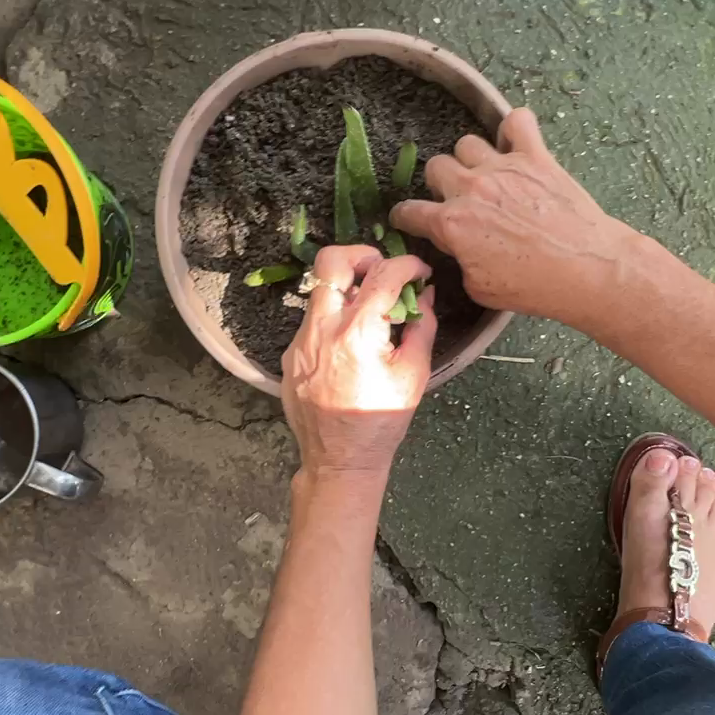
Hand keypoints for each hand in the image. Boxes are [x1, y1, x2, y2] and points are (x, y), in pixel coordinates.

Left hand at [281, 246, 436, 478]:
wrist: (339, 459)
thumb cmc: (381, 422)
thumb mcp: (413, 375)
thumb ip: (421, 327)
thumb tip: (424, 296)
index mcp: (357, 333)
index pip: (382, 275)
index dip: (407, 264)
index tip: (419, 270)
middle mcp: (322, 329)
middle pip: (331, 261)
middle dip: (361, 254)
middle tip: (380, 269)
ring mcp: (300, 340)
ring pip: (320, 291)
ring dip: (347, 289)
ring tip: (369, 312)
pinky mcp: (290, 354)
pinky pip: (312, 320)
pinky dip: (334, 319)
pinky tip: (350, 344)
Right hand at [390, 107, 646, 327]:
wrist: (585, 268)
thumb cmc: (532, 287)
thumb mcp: (479, 288)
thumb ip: (460, 259)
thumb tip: (460, 246)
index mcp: (451, 224)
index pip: (410, 212)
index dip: (404, 217)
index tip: (407, 218)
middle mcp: (471, 188)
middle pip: (436, 167)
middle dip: (440, 184)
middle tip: (456, 200)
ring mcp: (503, 167)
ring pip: (467, 143)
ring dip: (472, 159)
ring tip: (486, 176)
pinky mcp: (536, 156)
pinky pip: (517, 121)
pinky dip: (514, 130)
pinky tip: (517, 147)